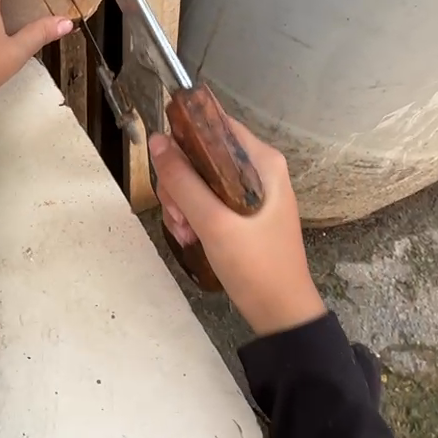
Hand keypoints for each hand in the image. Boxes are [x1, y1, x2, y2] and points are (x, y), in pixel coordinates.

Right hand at [149, 118, 323, 335]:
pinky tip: (188, 237)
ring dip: (181, 202)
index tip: (163, 162)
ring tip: (183, 231)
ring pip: (197, 178)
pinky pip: (205, 199)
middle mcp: (256, 169)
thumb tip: (157, 141)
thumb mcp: (213, 222)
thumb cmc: (255, 264)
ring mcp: (248, 191)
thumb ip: (182, 180)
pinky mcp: (240, 212)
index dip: (184, 135)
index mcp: (261, 161)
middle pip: (200, 154)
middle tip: (176, 212)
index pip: (215, 124)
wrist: (280, 312)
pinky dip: (191, 215)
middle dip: (178, 181)